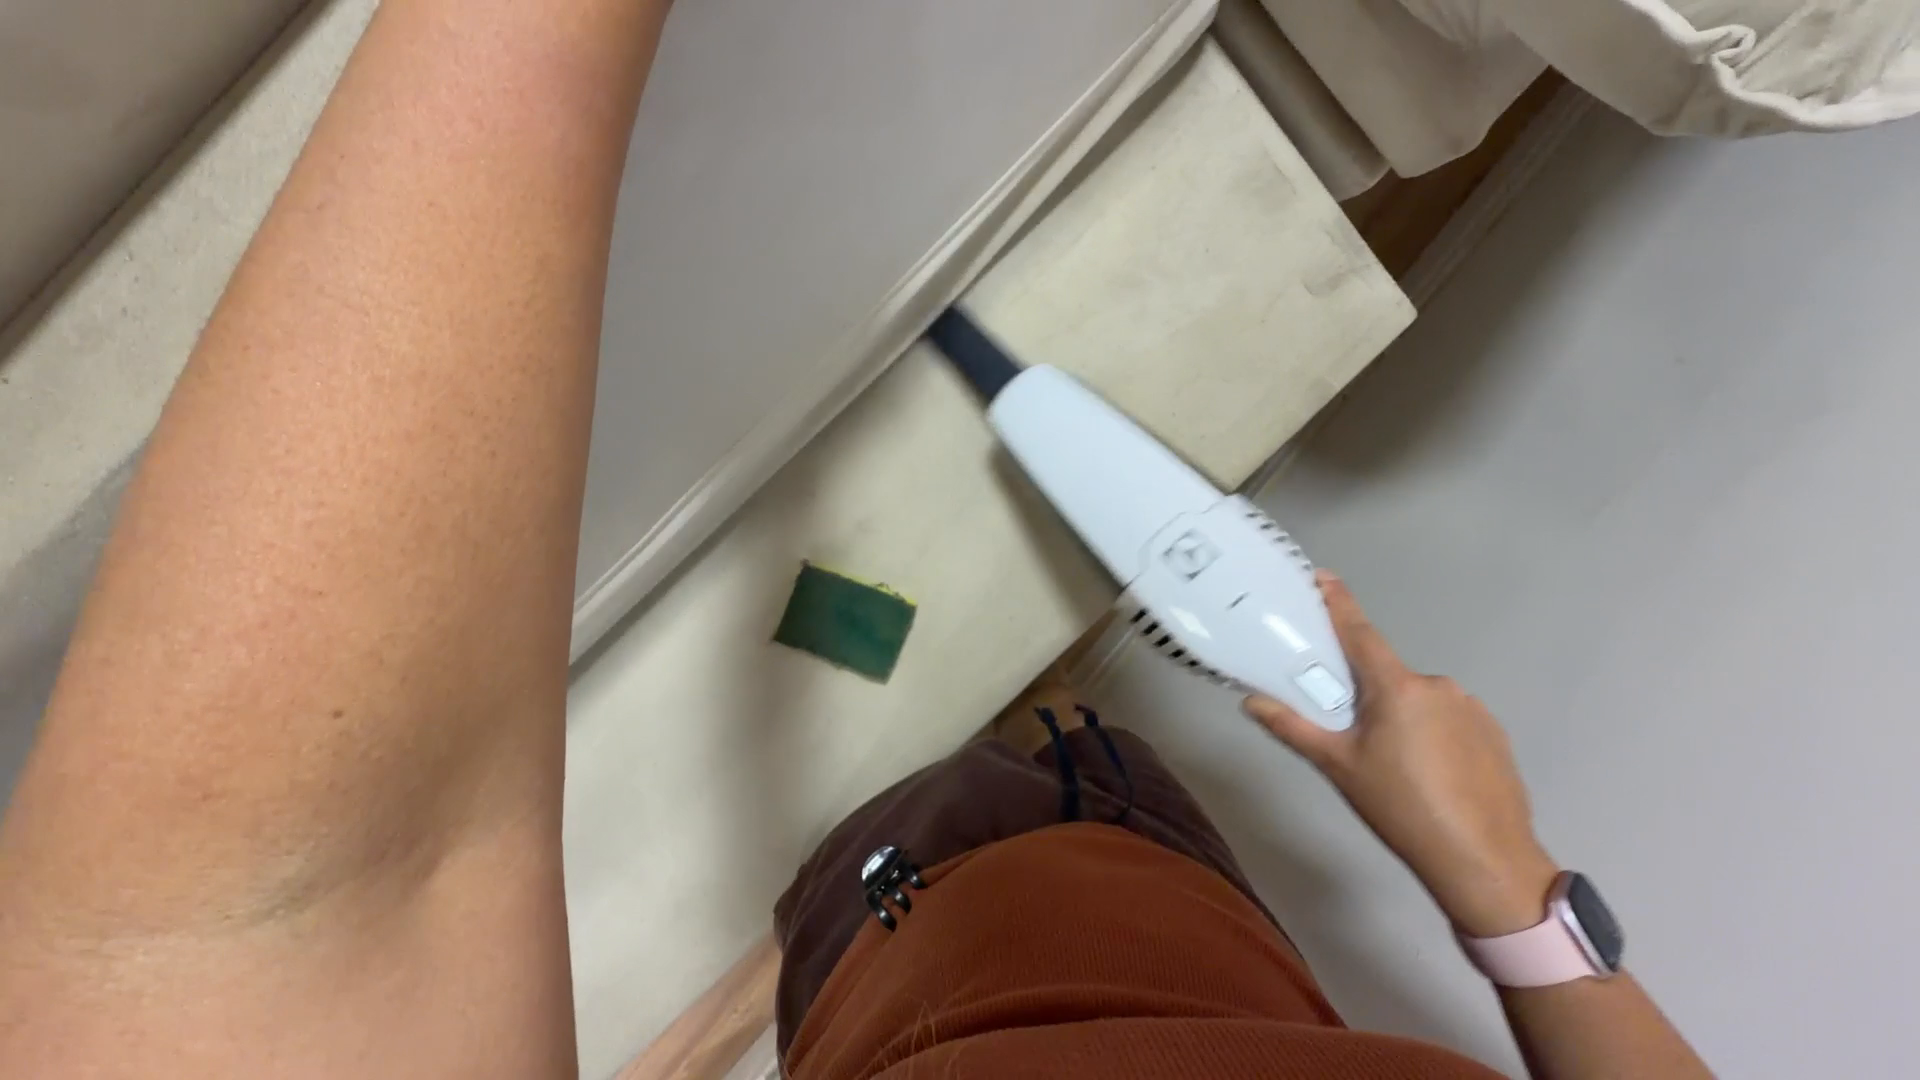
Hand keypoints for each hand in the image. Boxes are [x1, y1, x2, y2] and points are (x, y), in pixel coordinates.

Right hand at [1244, 571, 1559, 936]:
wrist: (1485, 862)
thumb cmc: (1401, 808)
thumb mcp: (1338, 767)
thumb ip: (1293, 728)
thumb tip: (1251, 700)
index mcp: (1396, 686)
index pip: (1359, 632)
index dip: (1337, 603)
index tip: (1321, 577)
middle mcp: (1436, 685)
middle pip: (1385, 676)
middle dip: (1365, 695)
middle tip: (1353, 737)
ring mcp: (1471, 708)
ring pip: (1417, 700)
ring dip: (1400, 717)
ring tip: (1396, 768)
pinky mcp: (1493, 733)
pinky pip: (1447, 720)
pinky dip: (1431, 734)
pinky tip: (1430, 775)